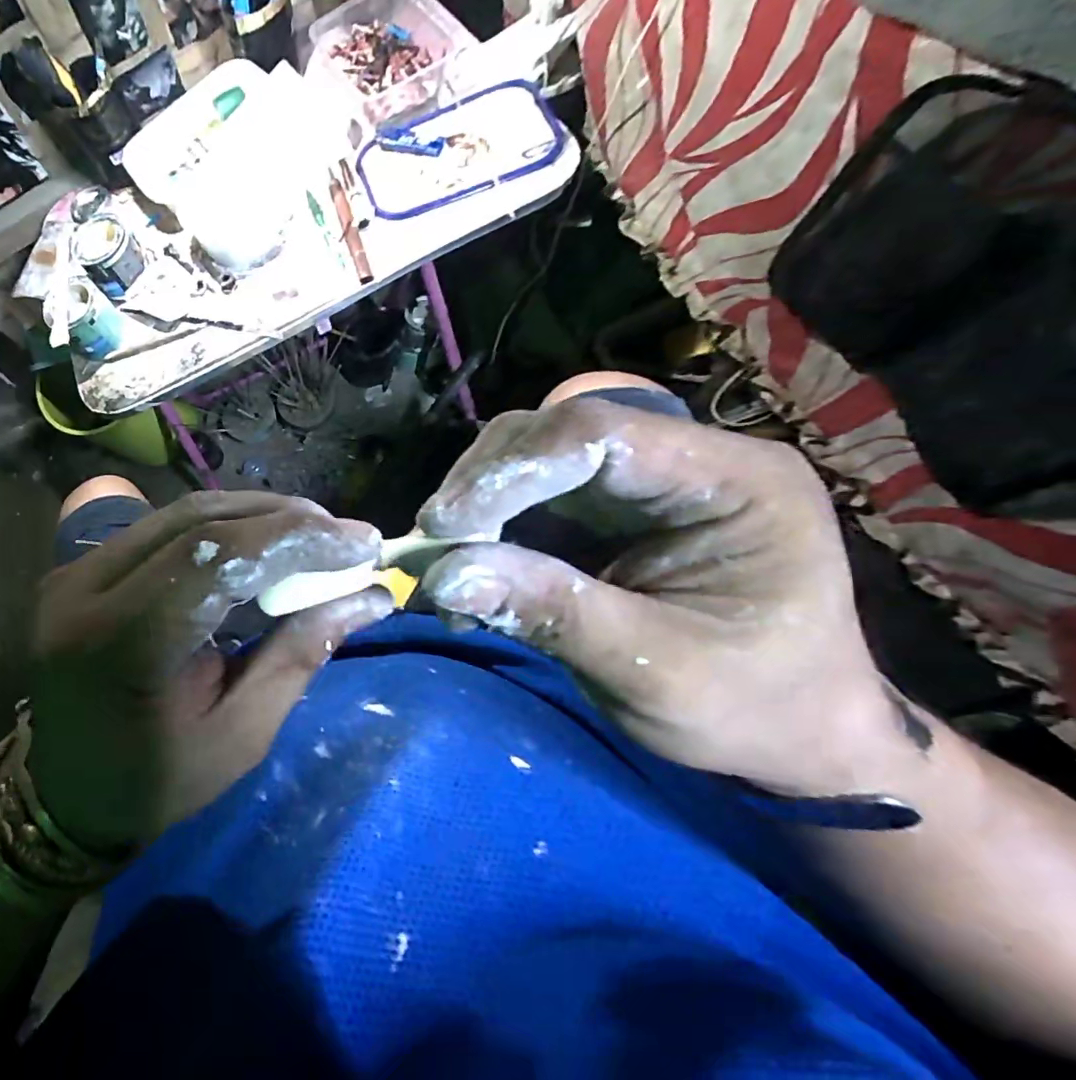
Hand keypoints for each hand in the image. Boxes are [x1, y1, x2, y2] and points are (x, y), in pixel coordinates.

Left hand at [28, 491, 392, 850]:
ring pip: (173, 517)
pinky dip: (214, 533)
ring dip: (249, 518)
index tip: (359, 544)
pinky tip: (256, 547)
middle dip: (278, 519)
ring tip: (310, 536)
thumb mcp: (236, 737)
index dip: (292, 539)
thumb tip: (365, 597)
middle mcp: (80, 591)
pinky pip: (154, 535)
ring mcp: (70, 574)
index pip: (211, 558)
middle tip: (341, 536)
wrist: (64, 791)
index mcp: (116, 643)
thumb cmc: (151, 783)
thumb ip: (295, 658)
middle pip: (192, 521)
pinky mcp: (74, 572)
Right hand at [415, 397, 923, 796]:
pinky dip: (477, 534)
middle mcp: (680, 463)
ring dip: (471, 509)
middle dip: (480, 486)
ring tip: (444, 571)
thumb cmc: (751, 707)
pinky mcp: (596, 516)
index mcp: (732, 481)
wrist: (787, 739)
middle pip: (550, 434)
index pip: (599, 435)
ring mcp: (633, 486)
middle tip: (432, 548)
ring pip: (522, 460)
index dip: (509, 471)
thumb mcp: (656, 672)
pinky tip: (465, 578)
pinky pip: (516, 501)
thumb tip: (440, 577)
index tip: (442, 527)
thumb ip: (552, 613)